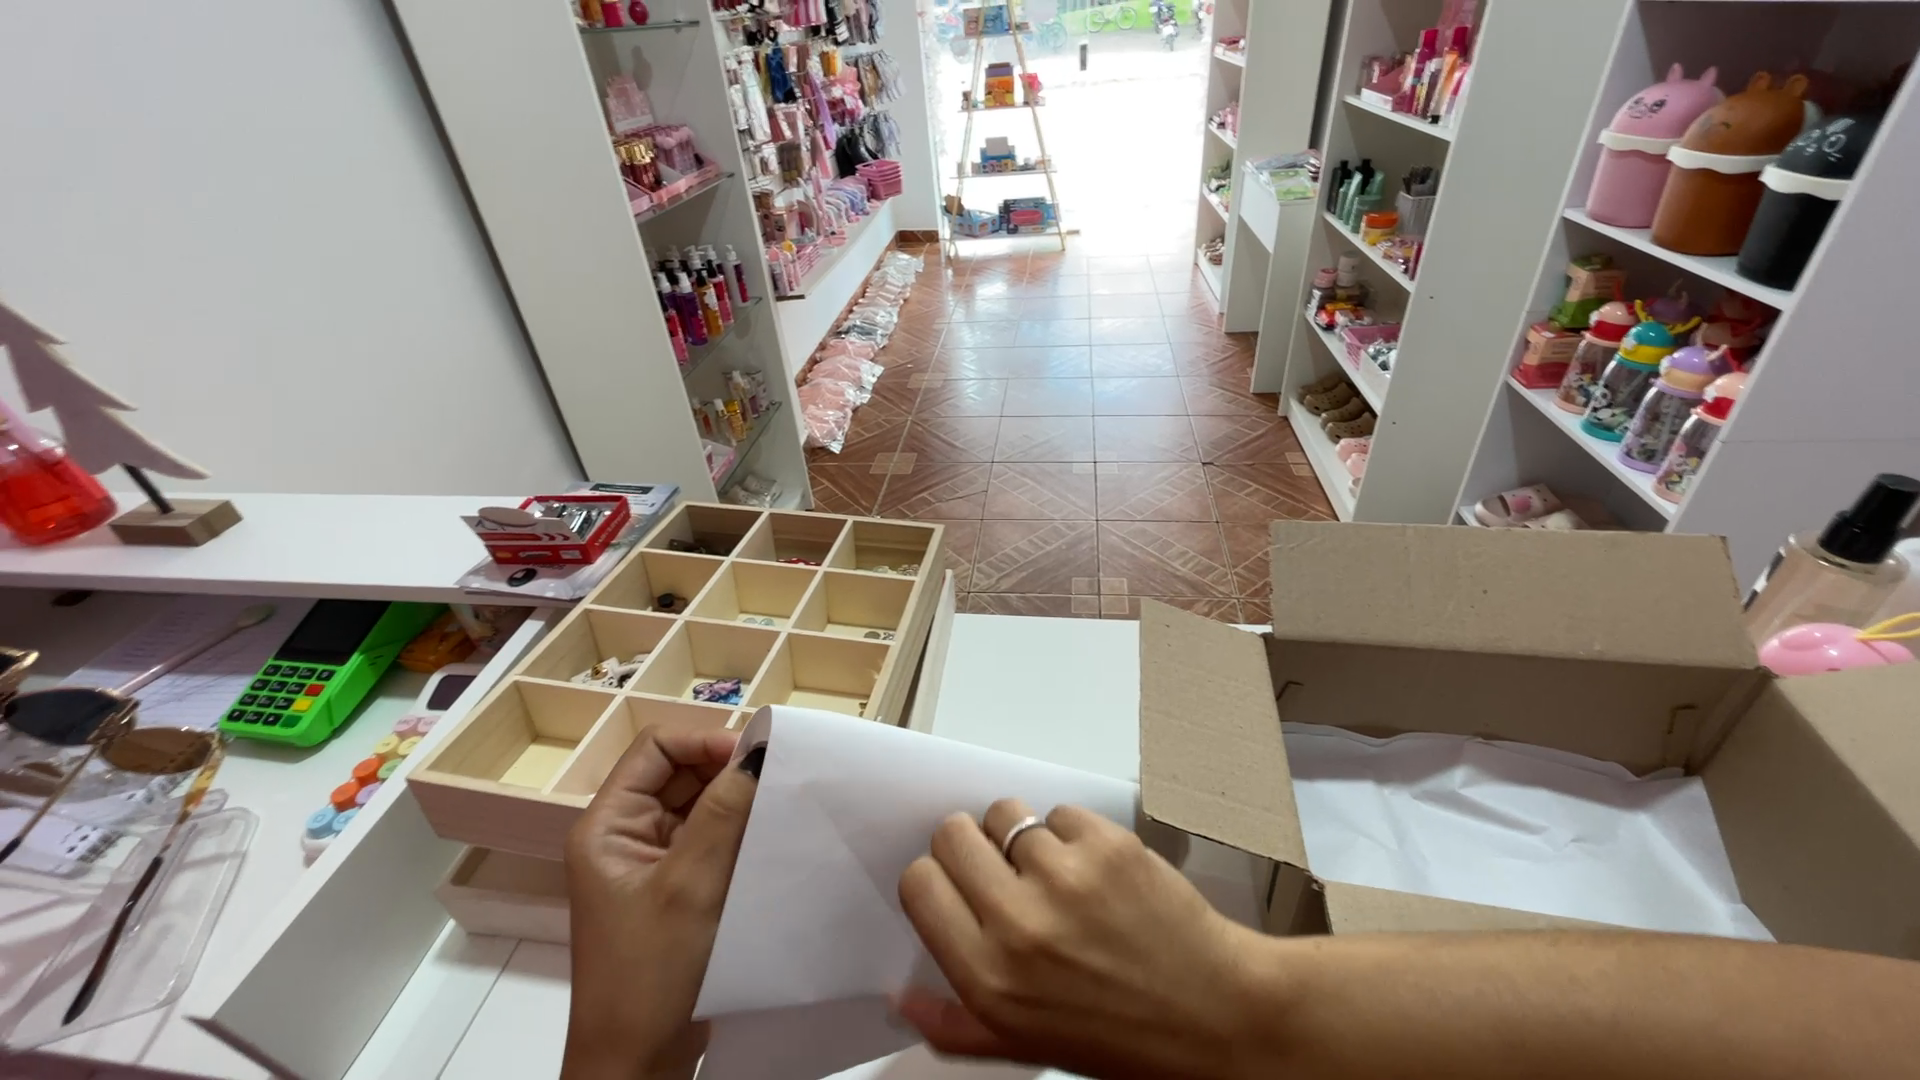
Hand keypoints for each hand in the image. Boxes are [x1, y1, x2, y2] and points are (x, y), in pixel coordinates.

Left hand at [561, 723, 762, 1079]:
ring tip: (780, 805)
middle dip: (725, 772)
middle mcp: (626, 835)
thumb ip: (724, 811)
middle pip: (679, 774)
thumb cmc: (654, 972)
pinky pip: (708, 839)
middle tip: (777, 779)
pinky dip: (737, 832)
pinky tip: (771, 836)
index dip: (703, 742)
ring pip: (698, 806)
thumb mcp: (691, 884)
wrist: (639, 1066)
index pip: (656, 750)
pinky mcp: (675, 888)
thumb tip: (758, 751)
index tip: (755, 758)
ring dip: (735, 803)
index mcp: (608, 825)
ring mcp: (651, 863)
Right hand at [897, 799, 1270, 1079]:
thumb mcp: (1025, 1044)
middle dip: (972, 846)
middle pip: (953, 832)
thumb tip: (898, 994)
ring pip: (1008, 814)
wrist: (1215, 1016)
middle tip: (1005, 871)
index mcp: (988, 977)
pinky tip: (1096, 870)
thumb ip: (954, 1021)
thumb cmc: (1117, 1037)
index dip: (938, 878)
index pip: (918, 882)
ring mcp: (1064, 875)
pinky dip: (1072, 834)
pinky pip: (1060, 812)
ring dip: (1026, 839)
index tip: (962, 887)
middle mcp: (1017, 922)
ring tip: (1061, 876)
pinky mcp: (1107, 843)